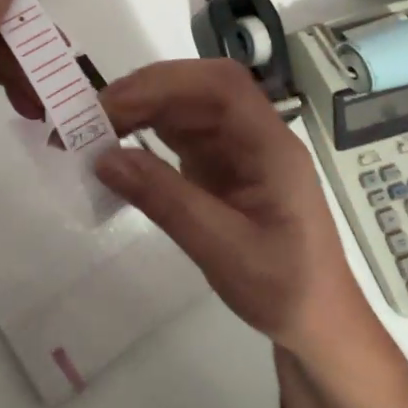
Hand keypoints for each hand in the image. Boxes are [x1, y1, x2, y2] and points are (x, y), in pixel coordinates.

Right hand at [93, 59, 350, 344]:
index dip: (164, 84)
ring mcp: (236, 149)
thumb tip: (104, 157)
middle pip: (197, 89)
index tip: (111, 106)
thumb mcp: (225, 251)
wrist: (318, 323)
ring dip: (139, 109)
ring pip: (184, 107)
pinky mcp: (219, 166)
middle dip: (143, 93)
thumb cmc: (284, 288)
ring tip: (92, 129)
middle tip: (89, 117)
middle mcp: (253, 136)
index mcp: (270, 147)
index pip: (220, 88)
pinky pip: (178, 134)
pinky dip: (144, 133)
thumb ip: (167, 201)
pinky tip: (117, 147)